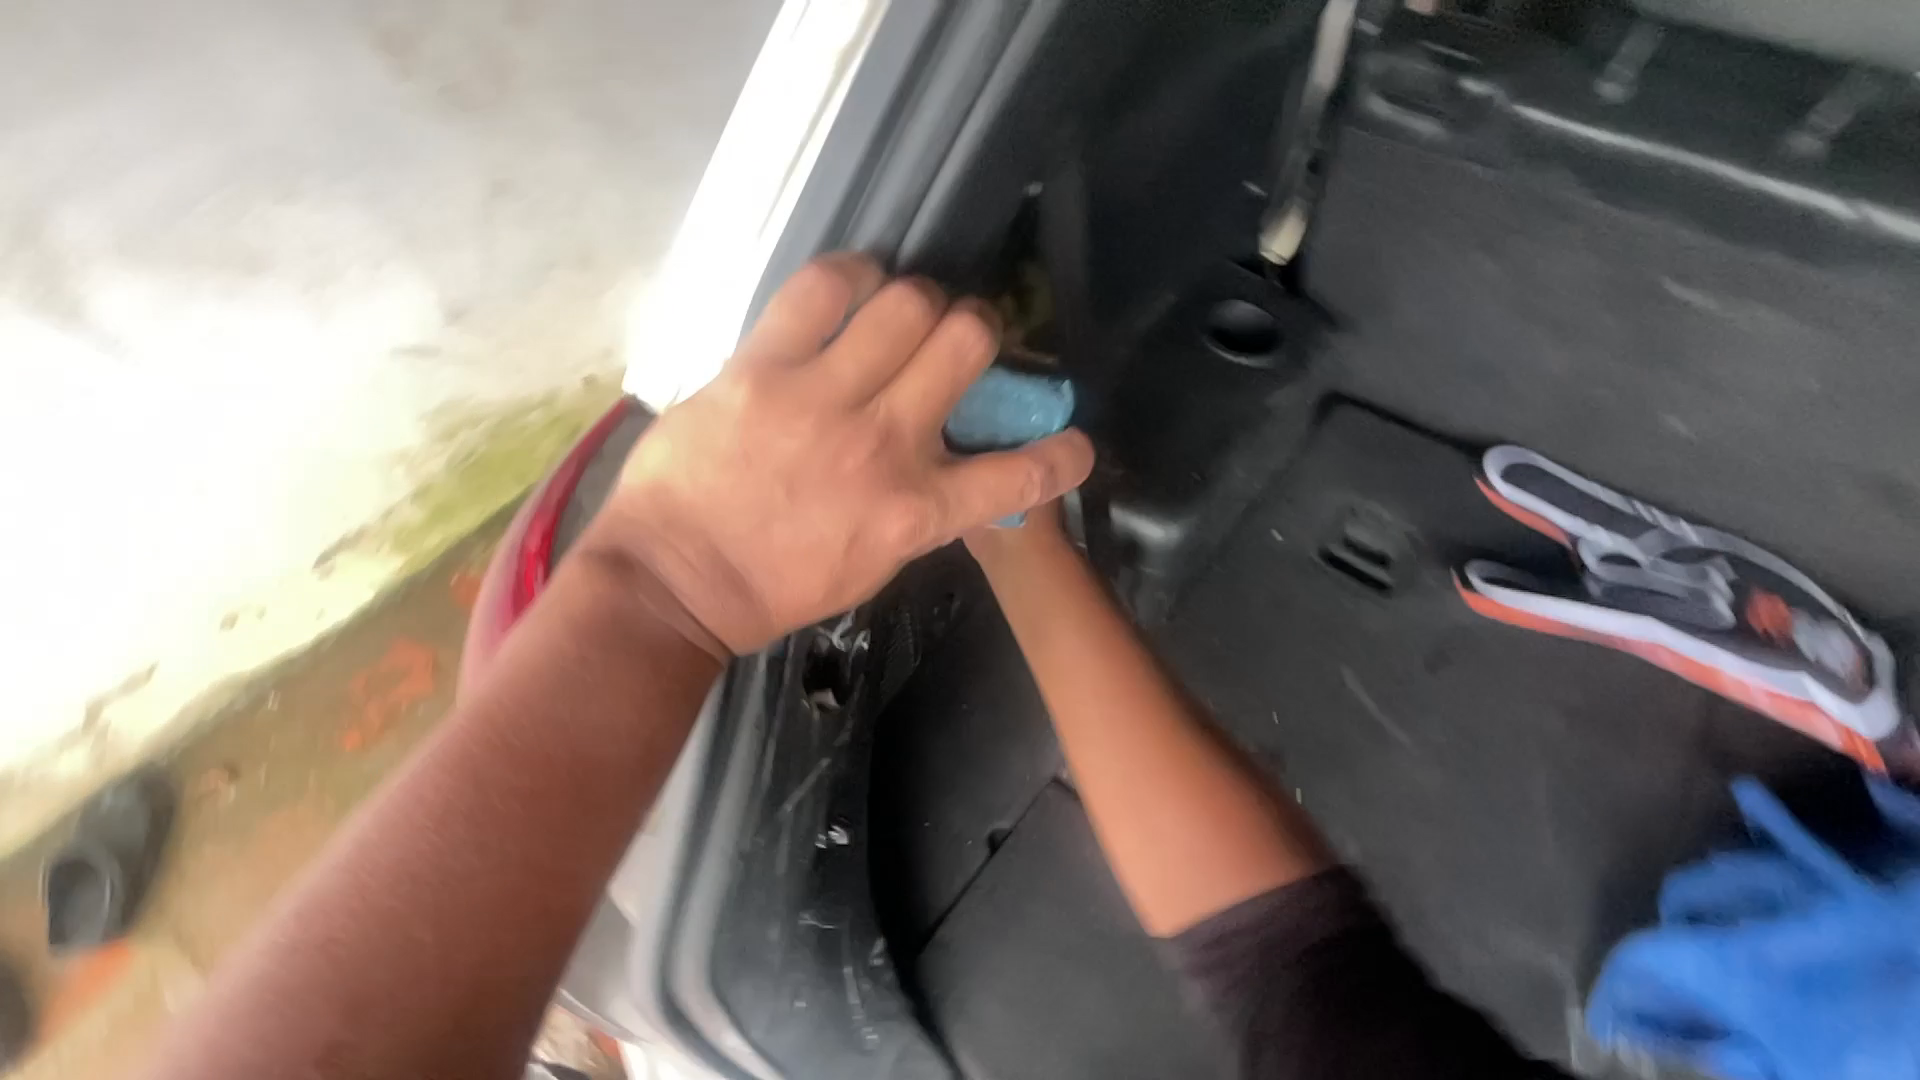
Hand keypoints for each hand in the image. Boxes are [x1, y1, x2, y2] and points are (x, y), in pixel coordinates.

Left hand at [589, 253, 1095, 655]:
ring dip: (917, 300)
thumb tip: (956, 468)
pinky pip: (822, 288)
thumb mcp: (875, 565)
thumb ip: (925, 512)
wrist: (676, 580)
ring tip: (899, 313)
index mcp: (915, 511)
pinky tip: (849, 289)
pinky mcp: (762, 367)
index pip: (1017, 476)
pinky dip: (849, 276)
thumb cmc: (779, 585)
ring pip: (907, 302)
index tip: (1072, 444)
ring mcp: (822, 400)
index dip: (1061, 456)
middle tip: (957, 341)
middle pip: (966, 341)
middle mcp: (883, 444)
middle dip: (976, 330)